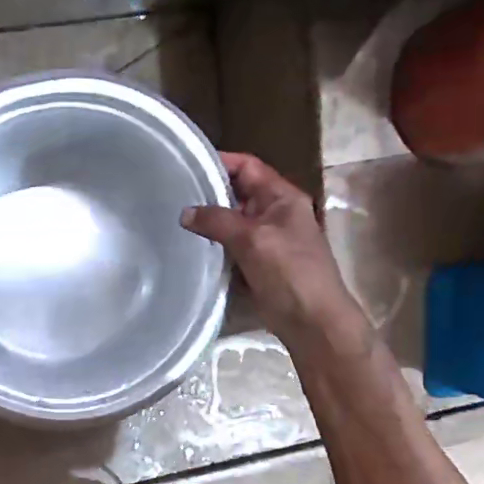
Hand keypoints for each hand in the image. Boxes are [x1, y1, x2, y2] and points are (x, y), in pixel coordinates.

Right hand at [181, 153, 363, 342]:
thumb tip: (186, 212)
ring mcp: (265, 240)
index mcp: (282, 198)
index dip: (220, 161)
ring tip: (173, 219)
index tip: (186, 162)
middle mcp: (274, 214)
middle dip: (208, 192)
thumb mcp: (253, 239)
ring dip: (208, 222)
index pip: (248, 167)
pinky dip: (212, 246)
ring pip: (231, 222)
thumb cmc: (290, 273)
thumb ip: (218, 221)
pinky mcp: (256, 265)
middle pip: (237, 193)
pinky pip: (229, 247)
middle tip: (171, 193)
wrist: (313, 321)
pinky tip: (189, 248)